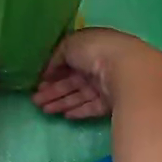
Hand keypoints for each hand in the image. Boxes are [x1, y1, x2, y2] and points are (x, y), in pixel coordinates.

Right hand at [31, 27, 158, 120]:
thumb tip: (49, 70)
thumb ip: (57, 56)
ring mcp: (105, 84)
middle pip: (72, 80)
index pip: (68, 61)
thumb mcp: (69, 45)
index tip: (38, 82)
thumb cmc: (95, 51)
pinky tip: (65, 116)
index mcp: (90, 47)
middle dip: (53, 90)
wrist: (125, 69)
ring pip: (79, 95)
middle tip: (36, 101)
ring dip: (61, 102)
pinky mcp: (112, 101)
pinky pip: (91, 106)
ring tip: (44, 110)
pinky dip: (78, 110)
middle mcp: (98, 65)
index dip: (53, 72)